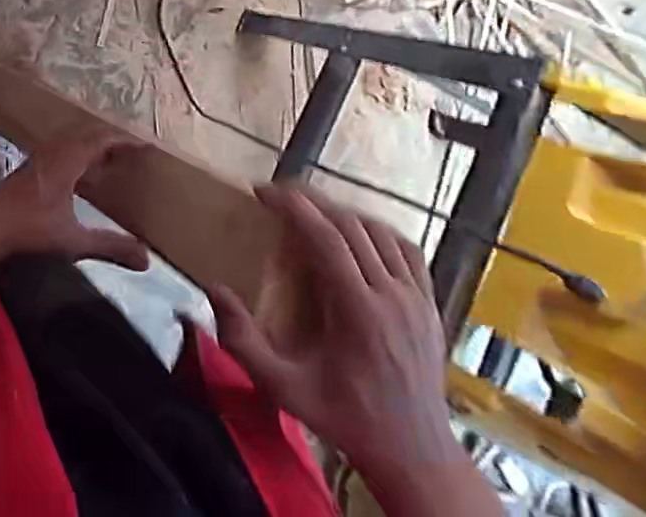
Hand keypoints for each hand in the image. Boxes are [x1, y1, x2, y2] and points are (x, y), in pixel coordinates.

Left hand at [0, 129, 150, 270]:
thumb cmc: (29, 230)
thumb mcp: (73, 241)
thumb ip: (110, 246)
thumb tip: (147, 260)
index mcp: (66, 160)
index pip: (101, 139)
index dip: (124, 140)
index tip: (145, 145)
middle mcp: (52, 152)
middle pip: (85, 133)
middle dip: (110, 138)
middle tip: (131, 150)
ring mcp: (37, 158)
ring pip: (70, 140)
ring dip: (91, 144)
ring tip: (109, 159)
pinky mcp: (28, 168)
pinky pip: (59, 149)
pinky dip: (76, 153)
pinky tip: (80, 175)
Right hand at [208, 185, 490, 511]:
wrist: (413, 454)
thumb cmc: (344, 417)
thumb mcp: (284, 388)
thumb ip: (243, 341)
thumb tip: (214, 290)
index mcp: (358, 311)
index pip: (326, 236)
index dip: (292, 205)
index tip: (263, 192)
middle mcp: (391, 295)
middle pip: (350, 226)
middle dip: (311, 202)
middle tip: (278, 197)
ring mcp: (416, 298)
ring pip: (379, 231)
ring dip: (342, 214)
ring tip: (311, 214)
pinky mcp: (430, 304)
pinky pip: (406, 250)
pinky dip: (378, 231)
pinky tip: (357, 235)